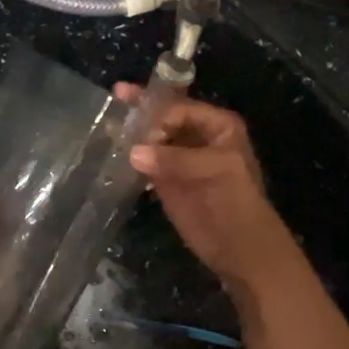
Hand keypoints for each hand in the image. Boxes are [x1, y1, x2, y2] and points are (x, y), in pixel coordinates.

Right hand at [115, 85, 299, 291]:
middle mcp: (197, 136)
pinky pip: (146, 163)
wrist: (242, 250)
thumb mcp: (216, 171)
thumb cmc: (237, 202)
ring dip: (133, 134)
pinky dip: (131, 159)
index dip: (157, 109)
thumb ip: (176, 159)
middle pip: (164, 118)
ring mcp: (181, 159)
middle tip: (116, 99)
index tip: (131, 113)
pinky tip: (111, 153)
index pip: (180, 107)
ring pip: (152, 139)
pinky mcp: (167, 181)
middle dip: (141, 112)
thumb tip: (133, 153)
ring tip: (107, 126)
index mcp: (217, 125)